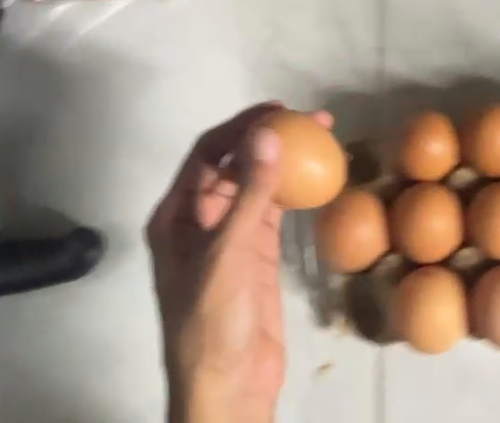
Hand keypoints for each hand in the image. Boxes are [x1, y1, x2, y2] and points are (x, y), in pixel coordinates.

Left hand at [148, 104, 330, 422]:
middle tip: (310, 120)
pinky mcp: (255, 255)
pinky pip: (273, 210)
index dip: (240, 126)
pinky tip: (318, 177)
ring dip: (285, 160)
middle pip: (234, 163)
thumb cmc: (212, 323)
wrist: (226, 390)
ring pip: (257, 184)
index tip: (280, 110)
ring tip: (322, 139)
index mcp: (176, 217)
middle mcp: (199, 220)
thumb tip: (270, 135)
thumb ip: (249, 194)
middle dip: (268, 137)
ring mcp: (229, 237)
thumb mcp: (228, 255)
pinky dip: (293, 191)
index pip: (207, 154)